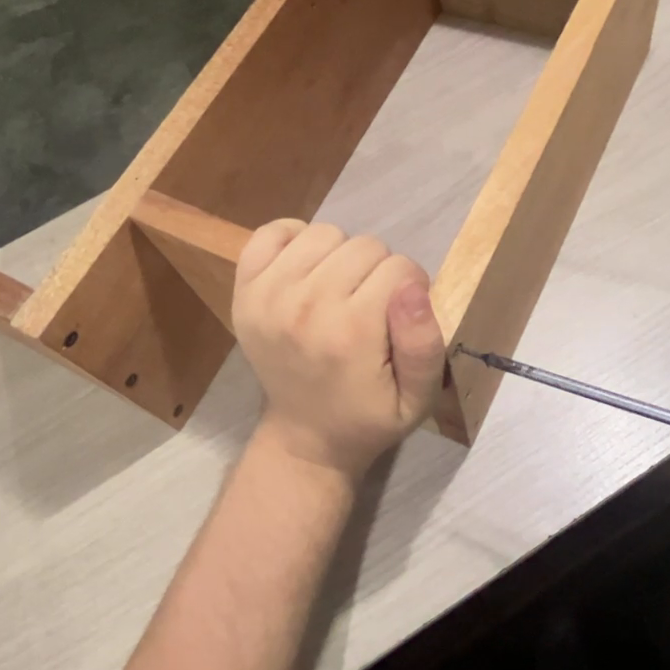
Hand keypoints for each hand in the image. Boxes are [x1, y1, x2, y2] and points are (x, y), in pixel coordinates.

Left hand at [233, 220, 447, 478]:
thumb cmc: (369, 416)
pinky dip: (293, 241)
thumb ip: (424, 346)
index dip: (411, 287)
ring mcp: (269, 295)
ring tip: (339, 290)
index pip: (401, 268)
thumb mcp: (417, 399)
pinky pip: (272, 232)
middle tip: (369, 306)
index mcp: (351, 332)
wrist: (304, 437)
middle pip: (365, 245)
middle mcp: (306, 306)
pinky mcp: (246, 290)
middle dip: (378, 271)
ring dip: (340, 256)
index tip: (400, 316)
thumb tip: (413, 288)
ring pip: (325, 233)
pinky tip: (305, 270)